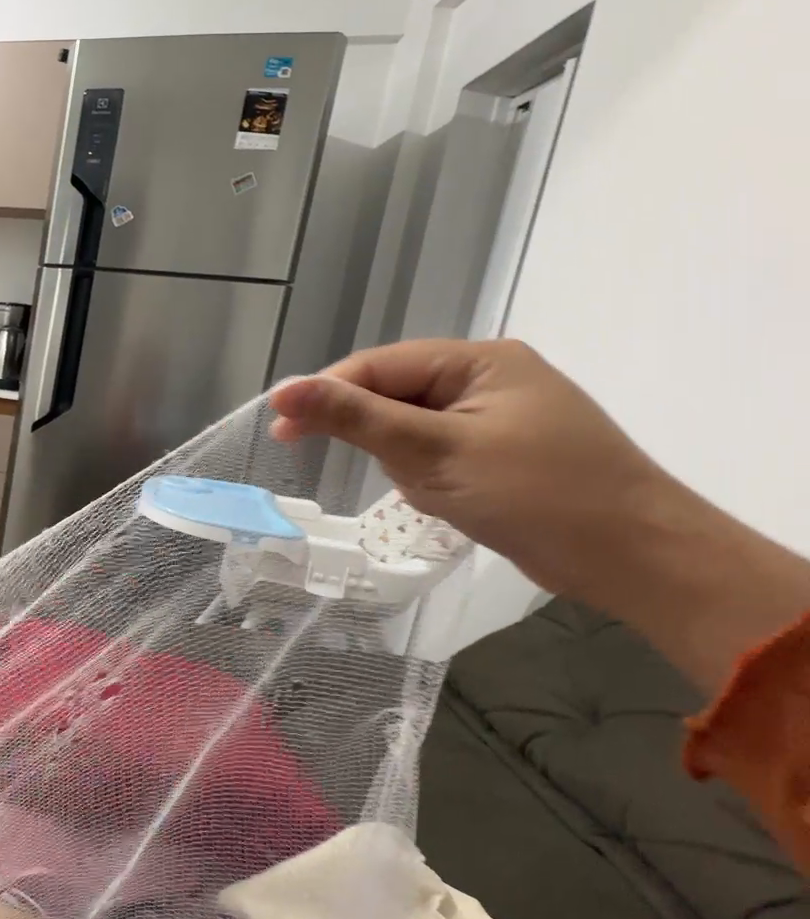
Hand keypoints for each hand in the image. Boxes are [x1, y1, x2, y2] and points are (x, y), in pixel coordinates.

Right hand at [270, 339, 809, 688]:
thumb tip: (282, 390)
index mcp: (479, 361)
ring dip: (405, 461)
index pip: (375, 366)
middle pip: (392, 394)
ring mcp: (497, 415)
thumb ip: (354, 418)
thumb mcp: (432, 452)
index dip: (325, 396)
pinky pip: (436, 451)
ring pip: (410, 427)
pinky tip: (450, 499)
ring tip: (434, 492)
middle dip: (378, 437)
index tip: (282, 435)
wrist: (636, 558)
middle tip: (388, 474)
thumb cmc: (535, 495)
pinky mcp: (501, 451)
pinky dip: (428, 475)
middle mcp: (488, 378)